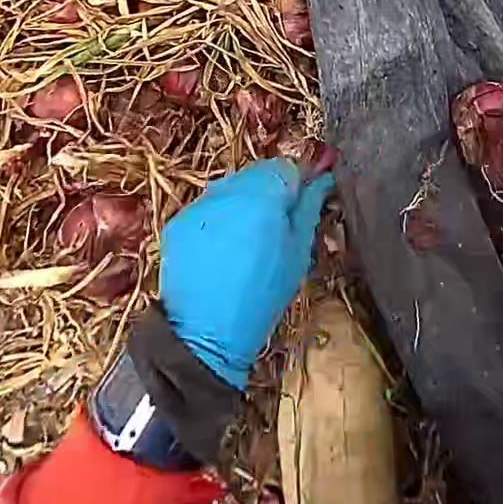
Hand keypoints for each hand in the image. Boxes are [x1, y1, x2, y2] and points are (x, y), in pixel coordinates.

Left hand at [159, 158, 334, 388]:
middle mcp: (227, 191)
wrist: (205, 336)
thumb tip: (323, 176)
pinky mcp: (178, 222)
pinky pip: (210, 206)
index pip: (287, 167)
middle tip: (277, 226)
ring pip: (233, 186)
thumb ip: (310, 205)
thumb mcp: (299, 251)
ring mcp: (199, 205)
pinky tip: (225, 247)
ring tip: (250, 238)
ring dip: (246, 201)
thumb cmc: (264, 293)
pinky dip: (222, 217)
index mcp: (263, 196)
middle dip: (271, 191)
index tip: (301, 205)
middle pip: (259, 173)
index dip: (298, 184)